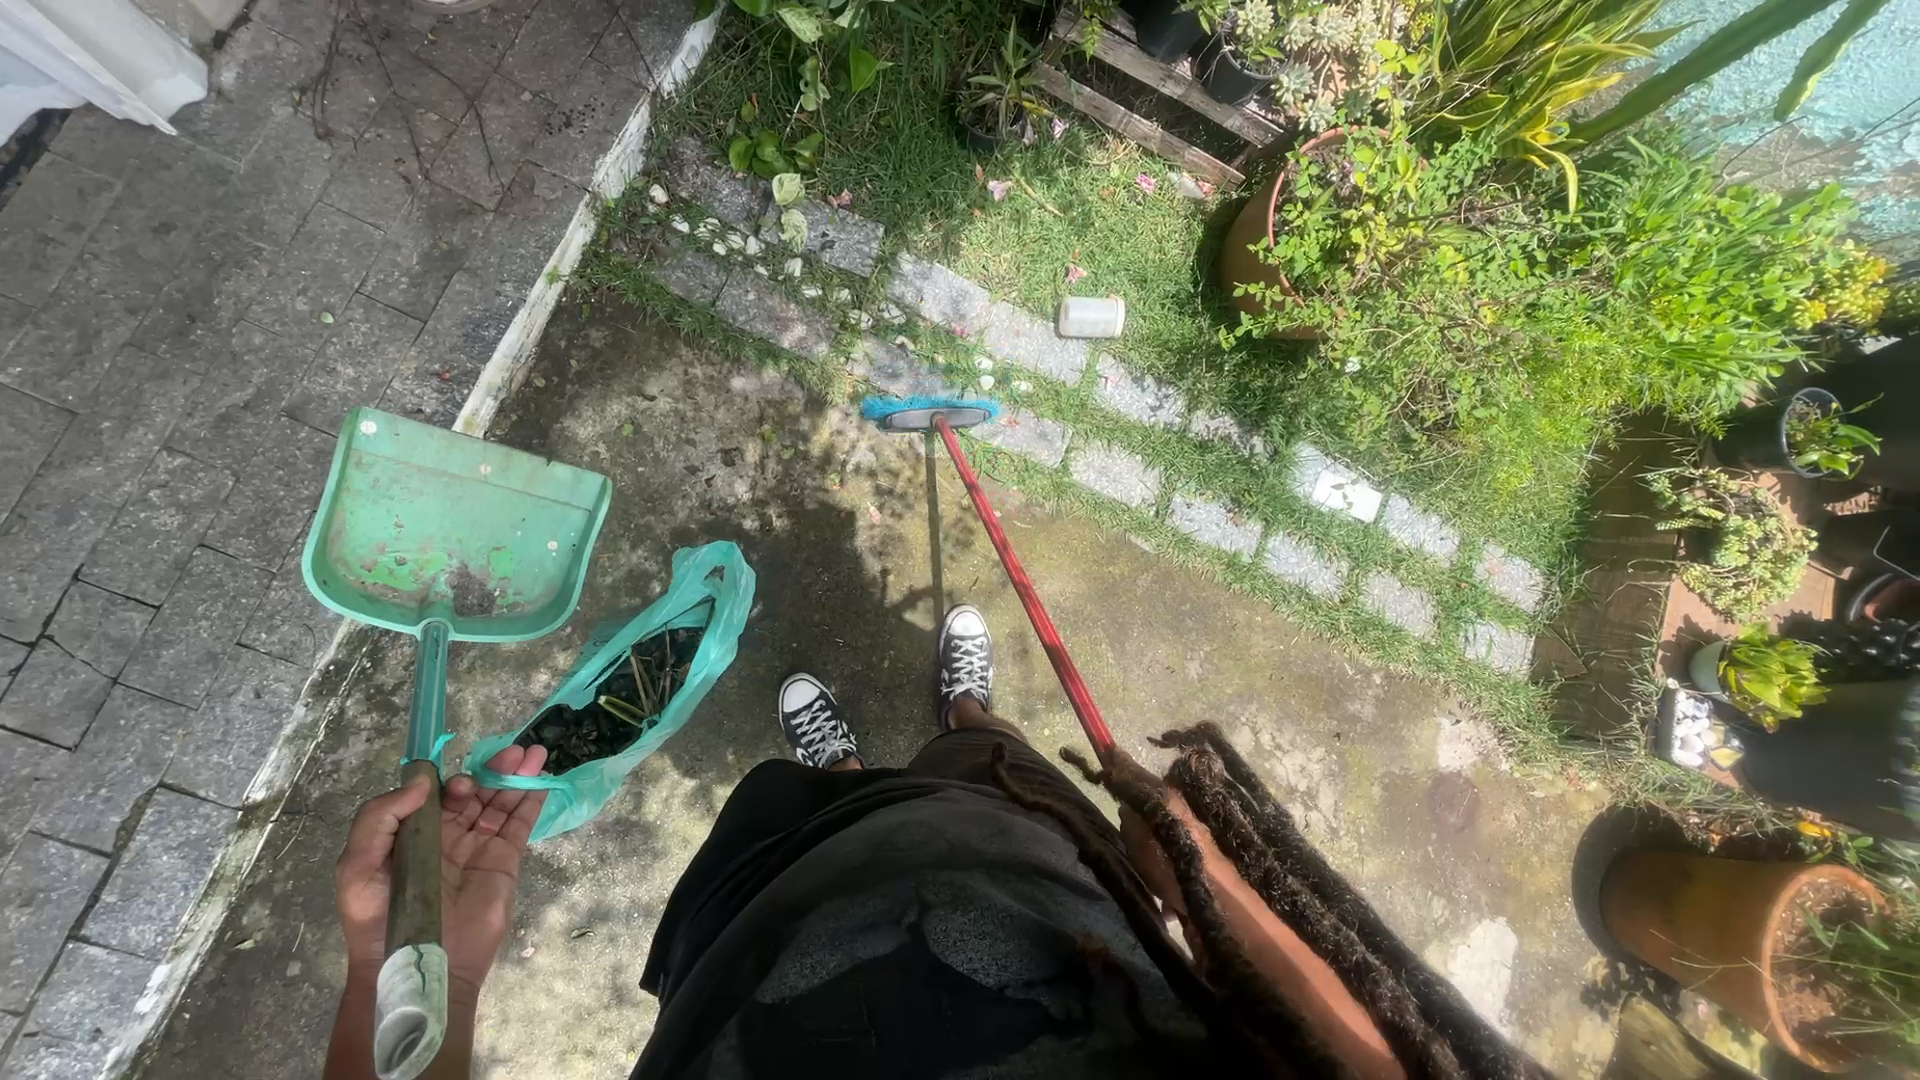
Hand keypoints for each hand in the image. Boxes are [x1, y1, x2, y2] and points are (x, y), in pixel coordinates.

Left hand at [334, 745, 549, 997]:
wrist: (419, 966)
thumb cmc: (380, 919)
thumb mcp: (357, 869)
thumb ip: (379, 819)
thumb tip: (426, 782)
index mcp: (413, 835)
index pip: (436, 795)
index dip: (450, 780)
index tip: (461, 781)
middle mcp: (448, 835)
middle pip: (476, 791)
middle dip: (494, 768)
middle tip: (514, 751)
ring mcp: (480, 846)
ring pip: (501, 801)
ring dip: (517, 775)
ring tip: (534, 753)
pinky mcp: (506, 859)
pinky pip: (521, 822)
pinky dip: (533, 799)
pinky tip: (542, 778)